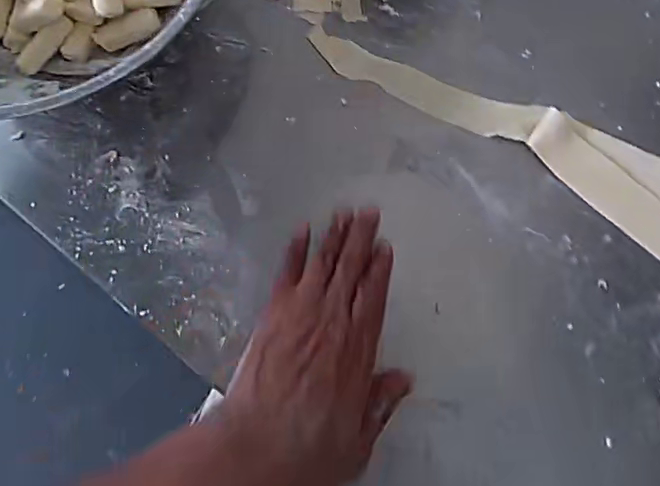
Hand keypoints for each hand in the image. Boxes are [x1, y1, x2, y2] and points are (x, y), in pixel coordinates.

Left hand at [215, 209, 412, 485]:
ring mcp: (301, 311)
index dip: (380, 269)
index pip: (373, 296)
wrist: (255, 448)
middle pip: (351, 269)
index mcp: (357, 348)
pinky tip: (303, 229)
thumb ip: (380, 403)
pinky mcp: (273, 312)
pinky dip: (296, 248)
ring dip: (334, 235)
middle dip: (361, 238)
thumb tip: (404, 379)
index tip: (385, 246)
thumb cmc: (308, 448)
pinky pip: (287, 271)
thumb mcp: (357, 439)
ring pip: (323, 262)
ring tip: (343, 212)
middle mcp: (332, 320)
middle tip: (369, 212)